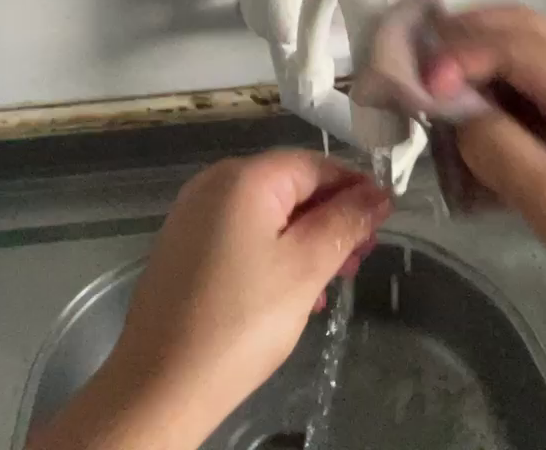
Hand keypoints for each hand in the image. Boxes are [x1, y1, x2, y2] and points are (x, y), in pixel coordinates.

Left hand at [29, 150, 390, 449]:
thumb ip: (345, 223)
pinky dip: (273, 252)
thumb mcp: (305, 267)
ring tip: (331, 282)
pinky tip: (293, 292)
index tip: (384, 222)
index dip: (353, 188)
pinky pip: (241, 234)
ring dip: (305, 239)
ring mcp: (193, 213)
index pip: (313, 164)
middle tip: (360, 260)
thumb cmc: (242, 319)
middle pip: (288, 186)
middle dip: (330, 218)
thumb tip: (378, 193)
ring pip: (266, 213)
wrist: (161, 382)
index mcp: (243, 177)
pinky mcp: (184, 244)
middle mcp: (213, 183)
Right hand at [430, 6, 545, 330]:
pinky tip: (469, 101)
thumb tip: (454, 112)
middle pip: (520, 25)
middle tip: (416, 59)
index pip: (514, 44)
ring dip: (477, 49)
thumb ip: (494, 146)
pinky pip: (530, 72)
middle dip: (464, 34)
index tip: (423, 86)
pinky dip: (493, 74)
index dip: (461, 55)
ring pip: (524, 42)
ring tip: (434, 75)